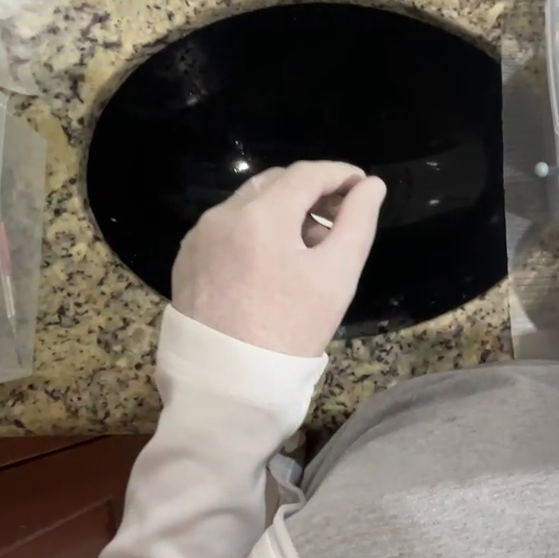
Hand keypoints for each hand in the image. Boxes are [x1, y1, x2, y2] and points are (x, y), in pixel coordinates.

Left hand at [170, 161, 386, 356]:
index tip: (363, 185)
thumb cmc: (291, 329)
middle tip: (341, 213)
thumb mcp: (337, 275)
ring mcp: (199, 238)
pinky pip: (227, 230)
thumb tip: (371, 186)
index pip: (306, 174)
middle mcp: (222, 215)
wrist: (230, 383)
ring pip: (248, 206)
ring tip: (311, 243)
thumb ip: (357, 222)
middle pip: (274, 184)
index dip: (340, 174)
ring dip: (283, 212)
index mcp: (260, 214)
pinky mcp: (187, 261)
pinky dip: (256, 231)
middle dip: (311, 191)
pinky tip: (274, 261)